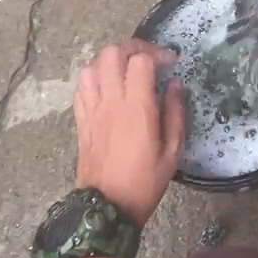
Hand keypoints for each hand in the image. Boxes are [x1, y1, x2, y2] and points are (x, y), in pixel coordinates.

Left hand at [72, 39, 184, 224]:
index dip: (158, 54)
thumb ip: (175, 112)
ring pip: (93, 65)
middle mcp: (110, 102)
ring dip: (111, 61)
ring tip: (127, 70)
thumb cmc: (144, 181)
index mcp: (136, 108)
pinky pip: (82, 86)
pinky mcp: (81, 120)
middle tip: (149, 60)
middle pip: (112, 53)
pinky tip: (109, 86)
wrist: (106, 209)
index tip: (171, 63)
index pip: (140, 60)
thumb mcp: (172, 150)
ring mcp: (92, 110)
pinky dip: (95, 77)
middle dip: (133, 48)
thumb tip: (176, 84)